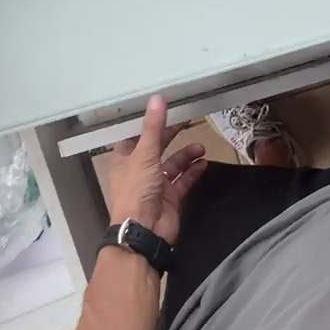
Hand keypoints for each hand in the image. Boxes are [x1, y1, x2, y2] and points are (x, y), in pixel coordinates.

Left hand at [104, 96, 207, 245]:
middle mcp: (140, 169)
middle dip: (171, 135)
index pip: (135, 135)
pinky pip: (183, 180)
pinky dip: (193, 171)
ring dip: (186, 154)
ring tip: (201, 147)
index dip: (148, 122)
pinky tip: (203, 163)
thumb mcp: (145, 154)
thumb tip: (157, 98)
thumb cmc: (136, 190)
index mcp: (126, 159)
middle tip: (188, 120)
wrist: (144, 232)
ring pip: (173, 163)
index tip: (163, 107)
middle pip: (157, 147)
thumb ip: (154, 127)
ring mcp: (156, 184)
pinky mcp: (170, 197)